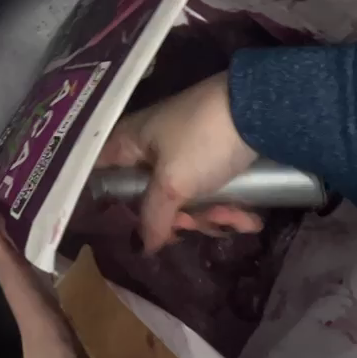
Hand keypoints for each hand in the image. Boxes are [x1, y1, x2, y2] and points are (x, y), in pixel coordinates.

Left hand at [0, 211, 192, 357]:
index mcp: (42, 352)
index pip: (17, 287)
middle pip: (50, 296)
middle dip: (54, 258)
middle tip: (66, 213)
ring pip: (79, 323)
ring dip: (93, 296)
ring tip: (112, 256)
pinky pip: (102, 353)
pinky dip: (116, 333)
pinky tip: (142, 328)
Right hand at [95, 73, 261, 251]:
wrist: (256, 110)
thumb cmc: (200, 140)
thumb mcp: (172, 183)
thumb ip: (152, 217)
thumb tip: (142, 247)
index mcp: (127, 143)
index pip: (100, 175)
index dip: (107, 205)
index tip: (125, 233)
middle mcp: (148, 148)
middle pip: (149, 199)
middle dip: (179, 219)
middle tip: (196, 224)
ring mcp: (180, 155)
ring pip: (183, 201)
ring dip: (211, 217)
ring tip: (237, 218)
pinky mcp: (209, 160)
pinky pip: (207, 194)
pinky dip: (226, 208)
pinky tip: (248, 218)